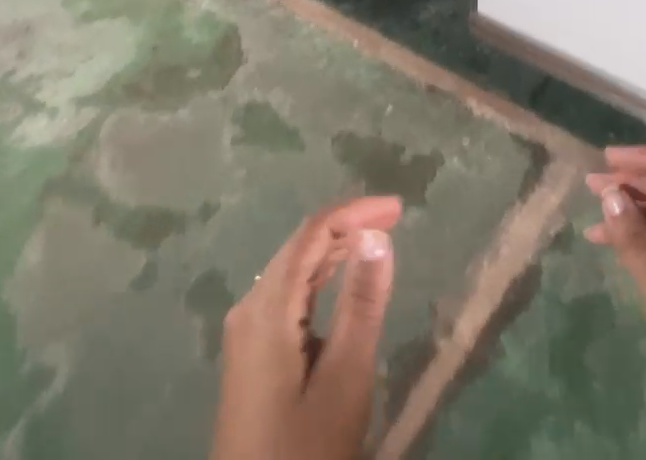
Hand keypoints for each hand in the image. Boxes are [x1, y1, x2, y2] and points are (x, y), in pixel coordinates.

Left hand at [212, 196, 402, 459]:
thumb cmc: (305, 447)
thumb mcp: (344, 378)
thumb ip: (361, 304)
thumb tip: (376, 236)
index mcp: (267, 309)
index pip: (312, 234)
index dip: (354, 212)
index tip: (398, 208)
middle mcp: (250, 308)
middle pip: (299, 246)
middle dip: (346, 223)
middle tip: (395, 217)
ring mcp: (247, 331)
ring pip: (293, 269)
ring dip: (334, 248)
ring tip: (377, 237)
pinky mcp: (253, 351)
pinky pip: (288, 294)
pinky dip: (320, 276)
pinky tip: (343, 278)